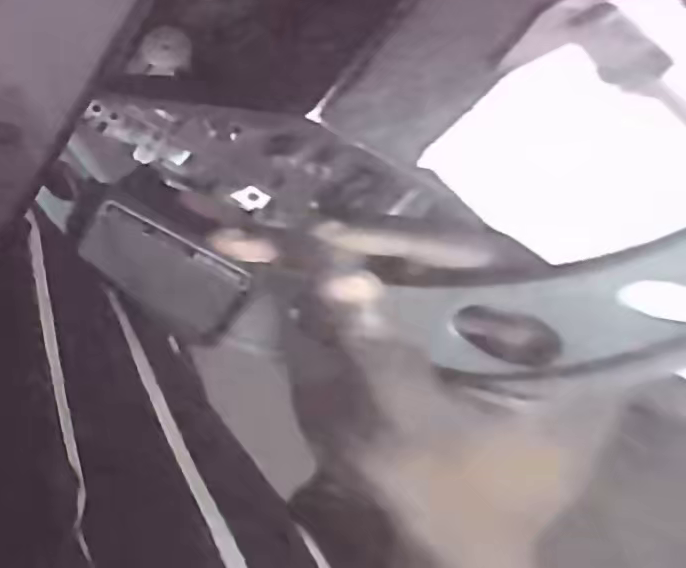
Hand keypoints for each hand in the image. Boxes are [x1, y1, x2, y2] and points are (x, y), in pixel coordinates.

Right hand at [214, 224, 624, 567]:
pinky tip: (235, 243)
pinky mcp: (370, 329)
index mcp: (537, 348)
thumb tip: (339, 270)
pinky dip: (281, 265)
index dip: (411, 238)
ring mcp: (418, 322)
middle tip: (270, 231)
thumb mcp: (407, 420)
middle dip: (326, 238)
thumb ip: (376, 344)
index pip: (487, 263)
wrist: (400, 536)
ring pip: (356, 264)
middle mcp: (477, 319)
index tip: (334, 233)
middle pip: (405, 254)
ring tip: (229, 233)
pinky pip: (327, 285)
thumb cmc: (433, 489)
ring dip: (288, 246)